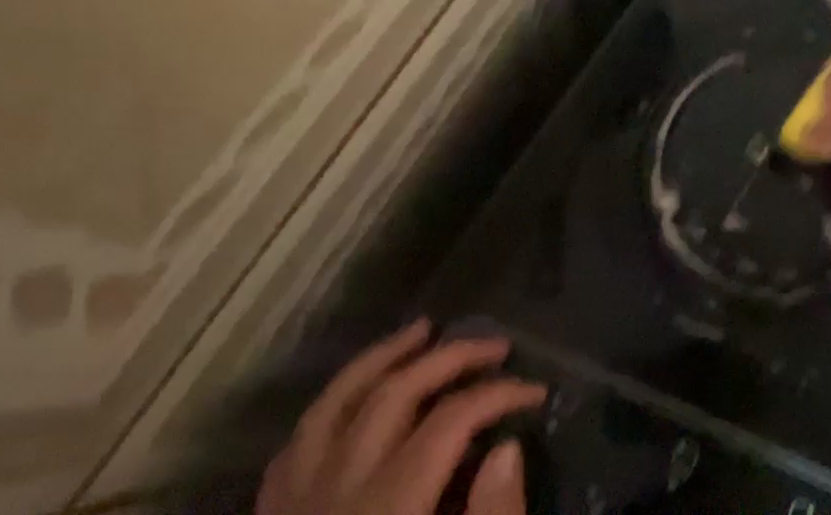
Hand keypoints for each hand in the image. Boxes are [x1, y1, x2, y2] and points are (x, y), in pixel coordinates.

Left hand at [255, 319, 543, 514]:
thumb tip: (505, 448)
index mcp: (389, 509)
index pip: (449, 421)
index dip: (498, 395)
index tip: (536, 394)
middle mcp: (335, 494)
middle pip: (392, 397)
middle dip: (449, 359)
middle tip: (495, 346)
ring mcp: (294, 507)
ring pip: (331, 407)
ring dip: (379, 362)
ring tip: (420, 332)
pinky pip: (294, 448)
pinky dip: (330, 409)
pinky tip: (352, 399)